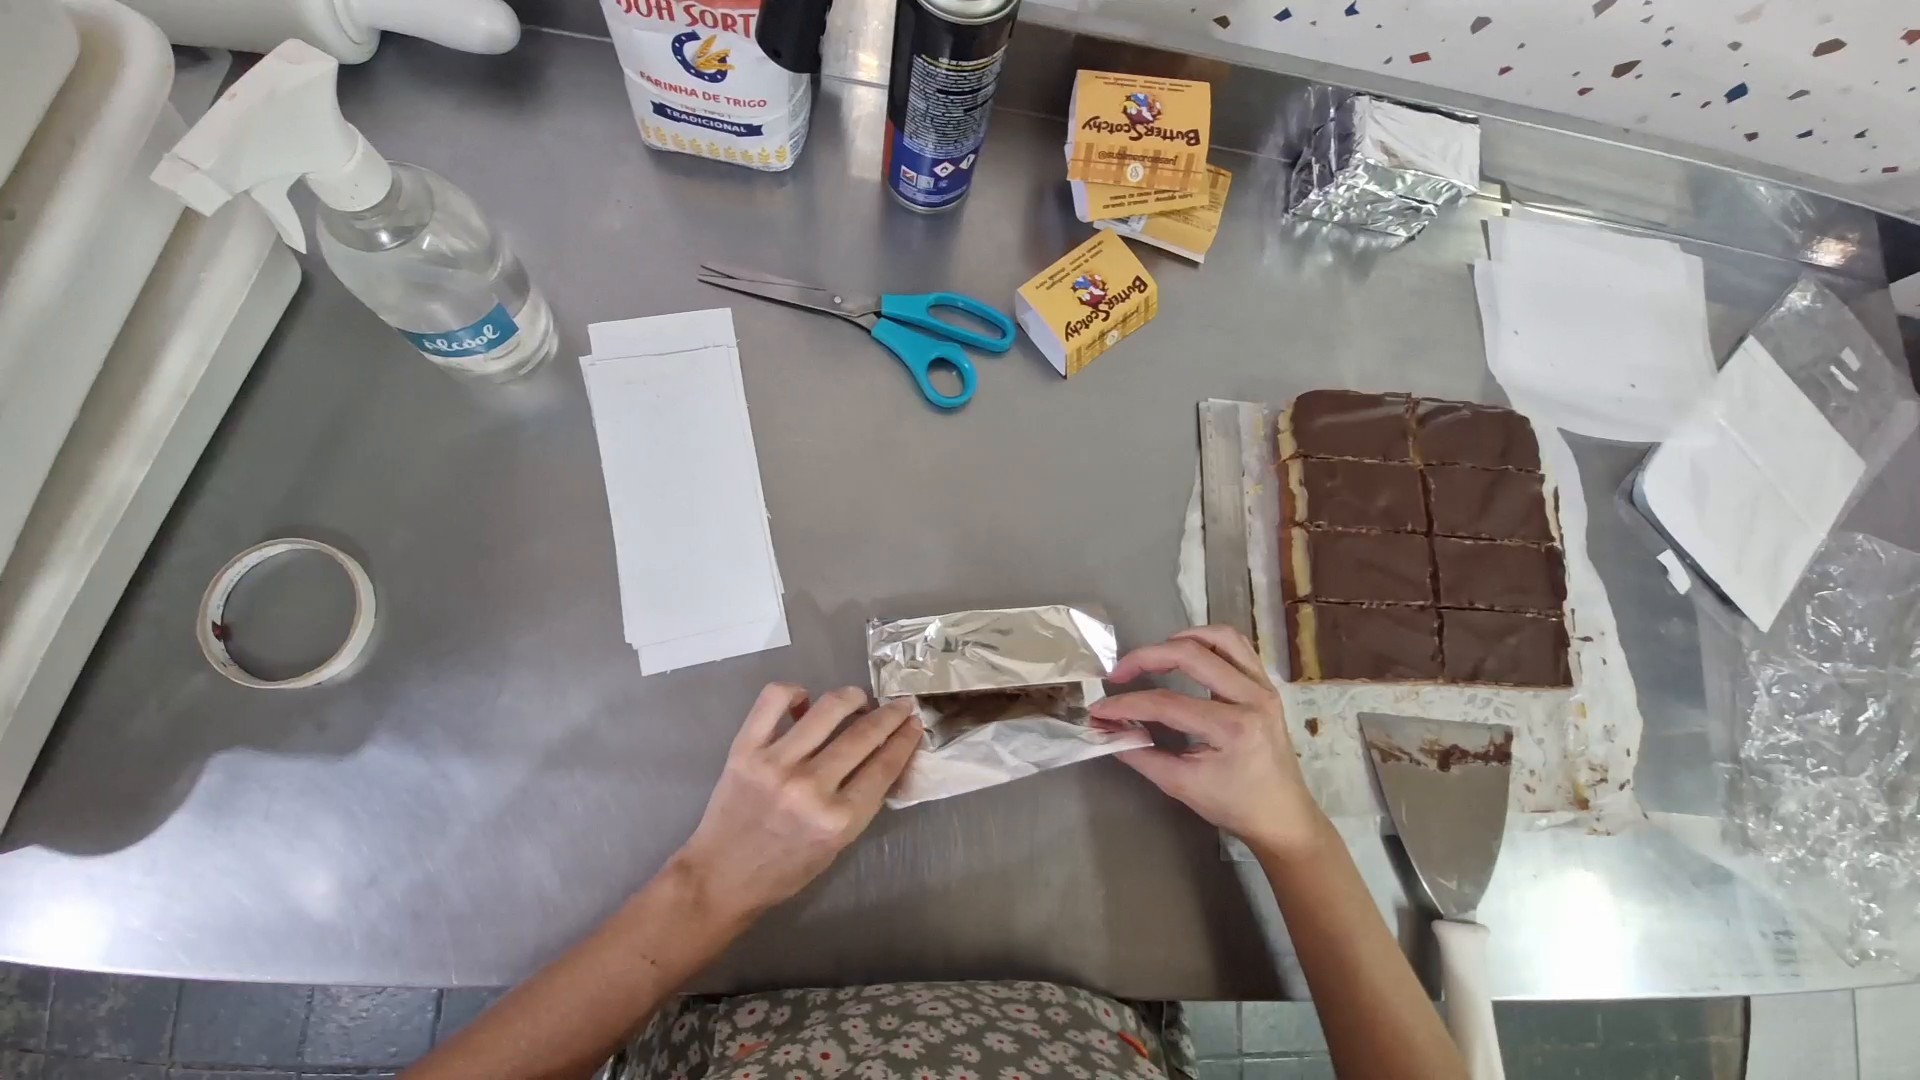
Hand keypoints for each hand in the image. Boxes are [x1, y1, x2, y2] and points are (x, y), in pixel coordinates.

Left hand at [673, 684, 921, 917]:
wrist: (721, 877)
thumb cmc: (786, 868)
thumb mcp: (839, 844)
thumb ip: (863, 800)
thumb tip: (887, 754)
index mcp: (838, 819)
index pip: (885, 765)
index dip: (905, 739)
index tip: (914, 723)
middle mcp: (810, 787)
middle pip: (864, 734)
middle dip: (891, 714)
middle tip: (900, 705)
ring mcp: (776, 764)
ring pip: (828, 708)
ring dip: (853, 697)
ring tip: (858, 700)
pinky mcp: (746, 749)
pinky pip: (775, 699)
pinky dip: (795, 691)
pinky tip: (804, 700)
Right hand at [1090, 626, 1326, 857]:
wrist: (1283, 817)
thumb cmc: (1234, 805)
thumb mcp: (1181, 785)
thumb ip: (1140, 753)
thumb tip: (1106, 729)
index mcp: (1233, 727)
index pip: (1167, 702)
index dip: (1127, 704)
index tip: (1100, 708)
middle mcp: (1252, 698)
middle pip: (1191, 655)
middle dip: (1145, 658)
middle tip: (1118, 673)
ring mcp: (1263, 687)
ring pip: (1220, 638)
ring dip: (1180, 639)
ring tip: (1153, 655)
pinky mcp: (1266, 685)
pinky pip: (1237, 646)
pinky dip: (1207, 641)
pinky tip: (1186, 652)